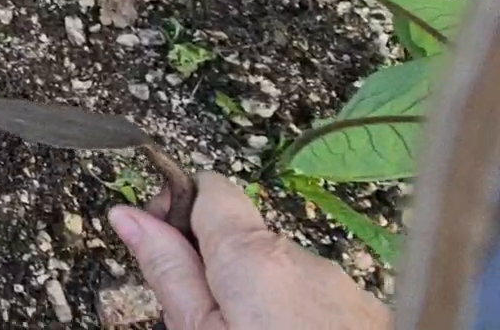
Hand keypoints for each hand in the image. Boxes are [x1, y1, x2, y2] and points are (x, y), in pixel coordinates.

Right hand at [108, 172, 391, 329]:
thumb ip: (165, 268)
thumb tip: (126, 214)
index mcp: (254, 255)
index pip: (211, 189)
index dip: (179, 205)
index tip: (162, 239)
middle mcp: (307, 262)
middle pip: (248, 240)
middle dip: (223, 266)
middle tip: (207, 316)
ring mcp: (354, 297)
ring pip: (288, 278)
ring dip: (266, 298)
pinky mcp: (379, 324)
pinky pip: (326, 307)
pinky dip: (304, 321)